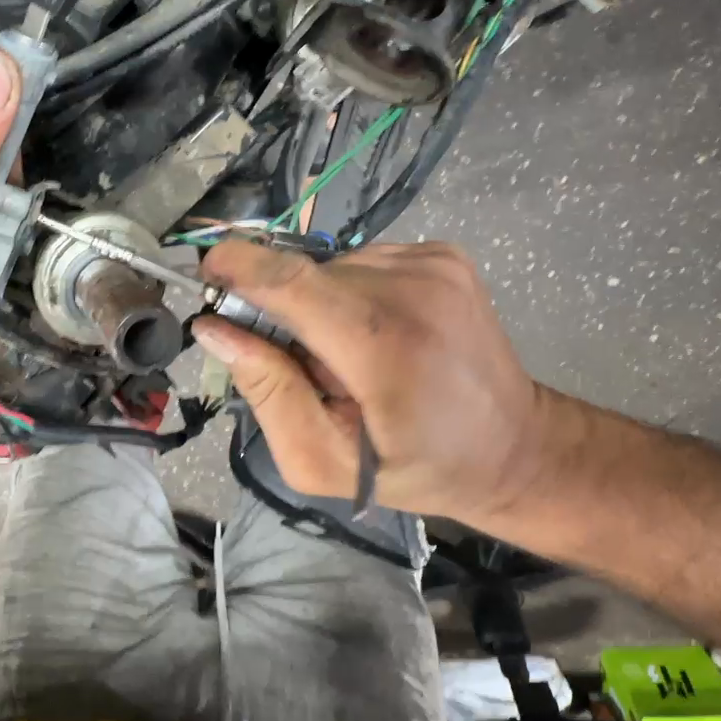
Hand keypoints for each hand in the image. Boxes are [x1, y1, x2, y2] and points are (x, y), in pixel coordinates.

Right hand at [190, 240, 562, 525]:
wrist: (516, 447)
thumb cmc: (414, 467)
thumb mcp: (321, 459)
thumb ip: (265, 391)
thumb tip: (213, 328)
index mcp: (383, 346)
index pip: (290, 281)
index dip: (236, 268)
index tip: (204, 276)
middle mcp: (411, 288)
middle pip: (303, 277)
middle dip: (282, 310)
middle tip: (301, 361)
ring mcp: (434, 264)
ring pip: (331, 267)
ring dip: (319, 303)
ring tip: (349, 352)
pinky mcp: (444, 254)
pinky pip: (363, 261)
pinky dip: (352, 293)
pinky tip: (378, 331)